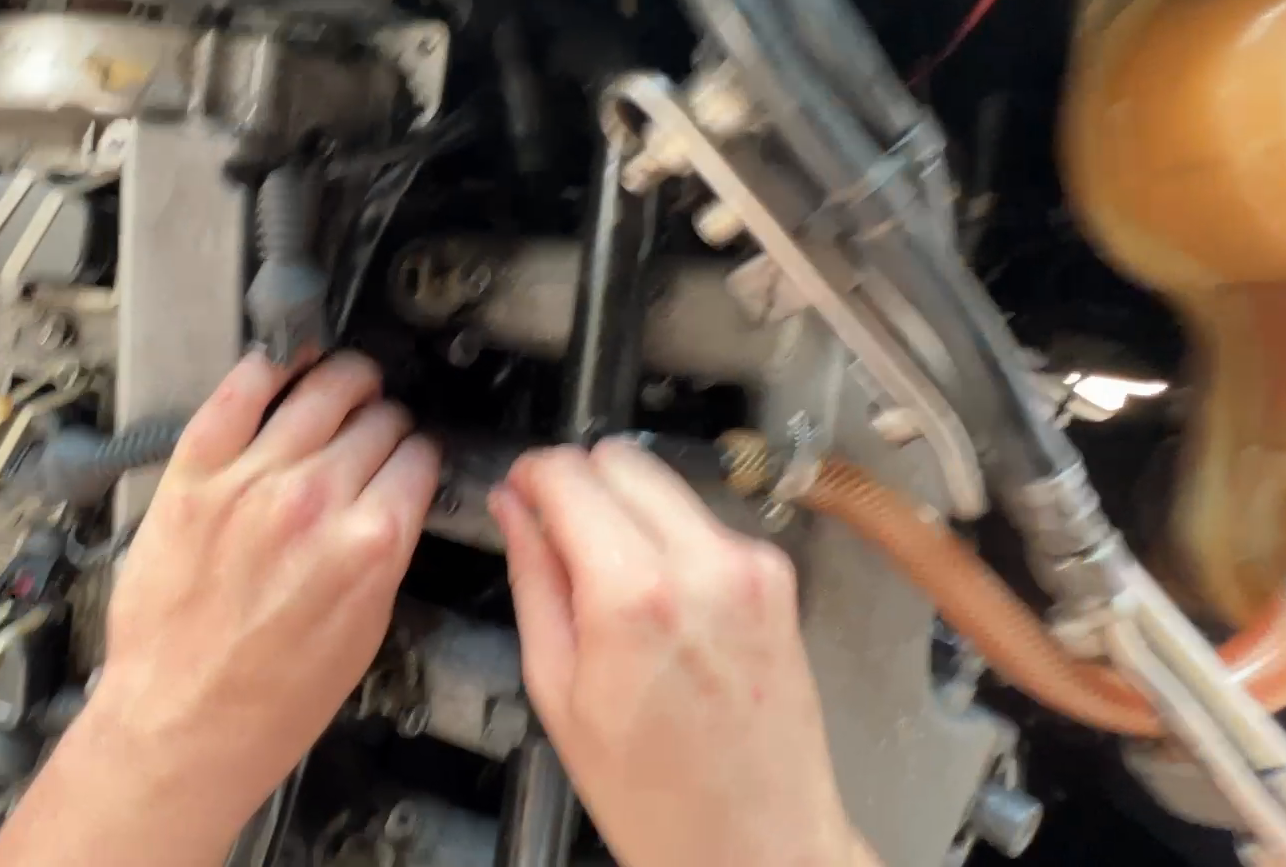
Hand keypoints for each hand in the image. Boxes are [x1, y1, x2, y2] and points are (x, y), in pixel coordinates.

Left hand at [0, 351, 438, 866]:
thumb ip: (384, 547)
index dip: (419, 450)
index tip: (411, 451)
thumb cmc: (273, 697)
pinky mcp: (196, 476)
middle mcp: (317, 499)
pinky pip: (236, 394)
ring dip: (342, 377)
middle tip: (379, 417)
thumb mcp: (366, 627)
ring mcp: (252, 481)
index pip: (417, 456)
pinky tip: (278, 365)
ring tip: (344, 378)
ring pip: (319, 389)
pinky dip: (263, 368)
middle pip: (376, 418)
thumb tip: (392, 494)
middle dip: (386, 416)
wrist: (183, 724)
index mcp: (370, 542)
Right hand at [491, 439, 870, 866]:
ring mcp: (749, 563)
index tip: (518, 488)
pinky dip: (661, 527)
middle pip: (617, 457)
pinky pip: (695, 513)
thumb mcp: (556, 685)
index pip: (567, 474)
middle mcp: (702, 563)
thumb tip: (511, 508)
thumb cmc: (655, 792)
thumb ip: (532, 574)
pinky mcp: (773, 573)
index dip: (530, 472)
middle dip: (575, 479)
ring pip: (658, 475)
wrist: (762, 845)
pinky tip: (650, 584)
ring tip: (602, 565)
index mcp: (634, 594)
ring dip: (618, 500)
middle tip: (553, 524)